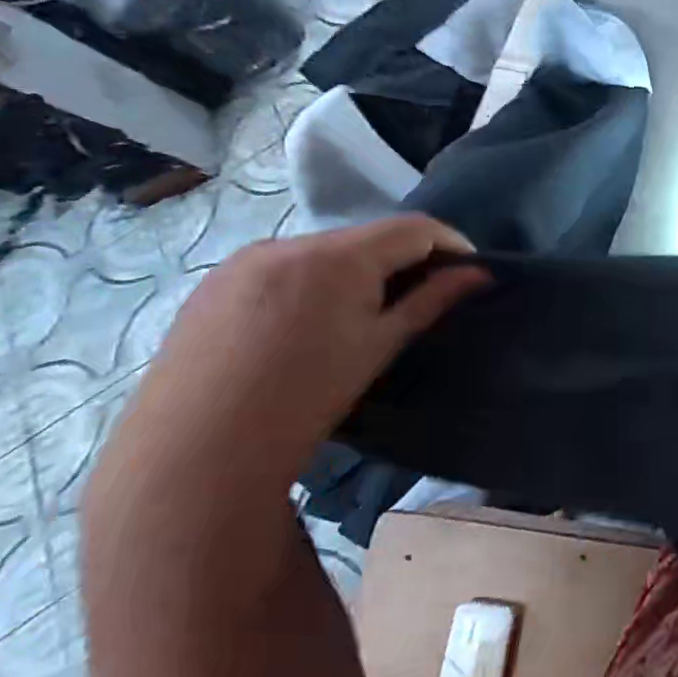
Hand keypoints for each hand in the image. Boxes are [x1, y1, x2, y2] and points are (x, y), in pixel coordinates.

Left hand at [122, 215, 489, 466]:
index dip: (449, 242)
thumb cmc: (307, 398)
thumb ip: (431, 302)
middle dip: (399, 260)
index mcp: (339, 256)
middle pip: (365, 238)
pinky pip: (280, 267)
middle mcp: (291, 240)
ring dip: (352, 272)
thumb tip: (480, 274)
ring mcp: (246, 257)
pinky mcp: (215, 280)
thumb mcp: (379, 346)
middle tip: (415, 300)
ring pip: (321, 253)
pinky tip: (300, 326)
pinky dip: (307, 283)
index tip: (468, 269)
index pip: (413, 227)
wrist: (197, 449)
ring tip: (355, 318)